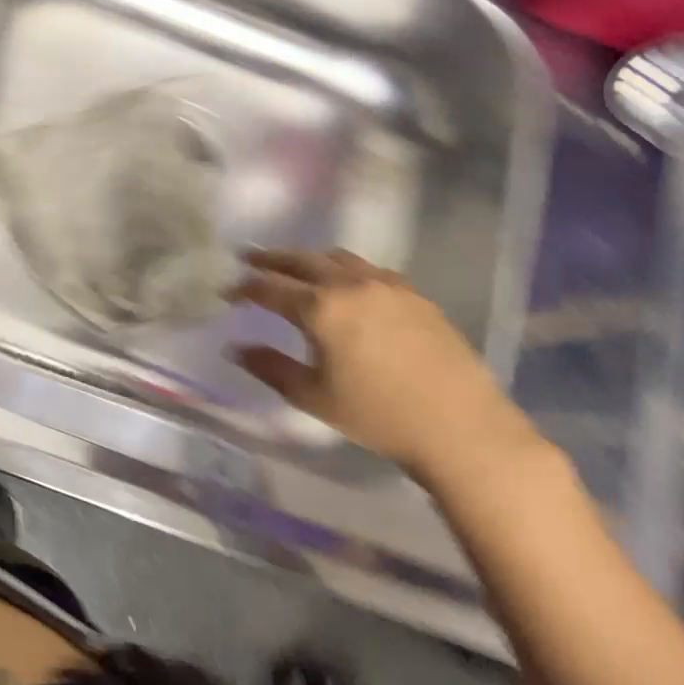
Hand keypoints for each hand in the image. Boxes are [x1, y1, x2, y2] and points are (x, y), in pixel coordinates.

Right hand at [228, 249, 542, 486]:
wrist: (459, 426)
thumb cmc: (376, 414)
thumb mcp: (311, 396)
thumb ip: (270, 367)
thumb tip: (237, 348)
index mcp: (322, 308)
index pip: (270, 288)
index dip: (243, 288)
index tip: (225, 292)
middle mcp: (353, 286)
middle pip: (304, 261)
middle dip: (273, 259)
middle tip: (250, 258)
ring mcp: (390, 287)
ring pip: (340, 259)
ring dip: (311, 259)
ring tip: (295, 267)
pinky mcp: (417, 297)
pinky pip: (371, 270)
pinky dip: (346, 270)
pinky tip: (345, 285)